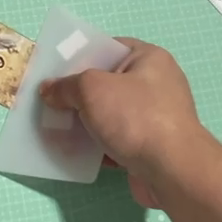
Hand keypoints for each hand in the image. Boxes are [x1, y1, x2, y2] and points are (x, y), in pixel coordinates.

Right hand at [40, 39, 208, 206]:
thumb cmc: (135, 117)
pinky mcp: (152, 148)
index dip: (81, 56)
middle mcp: (156, 85)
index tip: (57, 69)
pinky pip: (117, 140)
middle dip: (79, 94)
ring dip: (86, 123)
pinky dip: (98, 145)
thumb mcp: (91, 89)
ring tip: (57, 128)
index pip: (109, 48)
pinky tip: (75, 152)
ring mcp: (156, 118)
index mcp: (149, 59)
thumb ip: (66, 86)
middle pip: (108, 83)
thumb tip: (48, 90)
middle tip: (52, 100)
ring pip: (111, 114)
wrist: (173, 173)